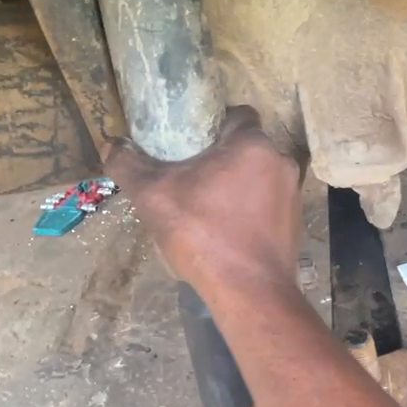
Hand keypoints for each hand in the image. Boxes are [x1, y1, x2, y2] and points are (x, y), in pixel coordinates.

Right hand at [108, 109, 303, 297]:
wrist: (248, 292)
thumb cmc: (202, 235)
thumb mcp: (153, 197)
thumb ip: (129, 166)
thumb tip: (111, 145)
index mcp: (253, 145)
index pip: (236, 114)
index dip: (211, 123)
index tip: (189, 141)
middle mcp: (280, 162)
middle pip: (244, 148)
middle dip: (219, 158)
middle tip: (189, 177)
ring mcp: (292, 194)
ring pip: (256, 177)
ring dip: (234, 185)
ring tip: (204, 206)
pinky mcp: (295, 223)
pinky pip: (266, 204)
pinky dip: (247, 211)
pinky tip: (224, 231)